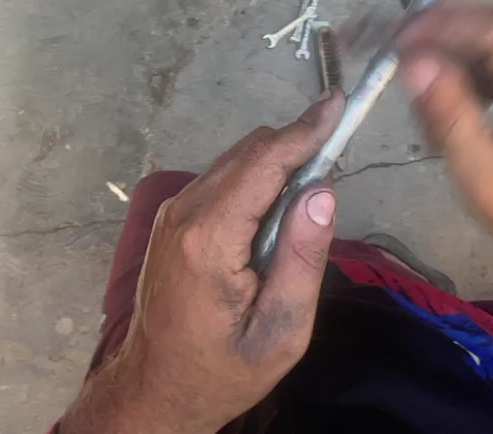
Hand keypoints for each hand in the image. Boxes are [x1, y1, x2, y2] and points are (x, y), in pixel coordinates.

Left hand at [60, 93, 343, 433]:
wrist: (155, 388)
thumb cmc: (223, 369)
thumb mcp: (280, 331)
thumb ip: (303, 258)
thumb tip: (322, 189)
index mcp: (210, 237)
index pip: (263, 163)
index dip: (304, 131)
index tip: (336, 103)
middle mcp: (184, 210)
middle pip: (248, 153)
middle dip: (295, 143)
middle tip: (336, 150)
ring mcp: (173, 210)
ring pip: (234, 160)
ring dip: (276, 160)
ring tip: (312, 184)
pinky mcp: (172, 217)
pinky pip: (221, 178)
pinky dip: (254, 176)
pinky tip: (277, 203)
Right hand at [396, 4, 492, 346]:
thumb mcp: (483, 179)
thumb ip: (449, 117)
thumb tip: (411, 63)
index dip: (445, 29)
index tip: (396, 45)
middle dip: (439, 29)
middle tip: (392, 52)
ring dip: (450, 44)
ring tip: (422, 84)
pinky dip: (466, 55)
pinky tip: (452, 89)